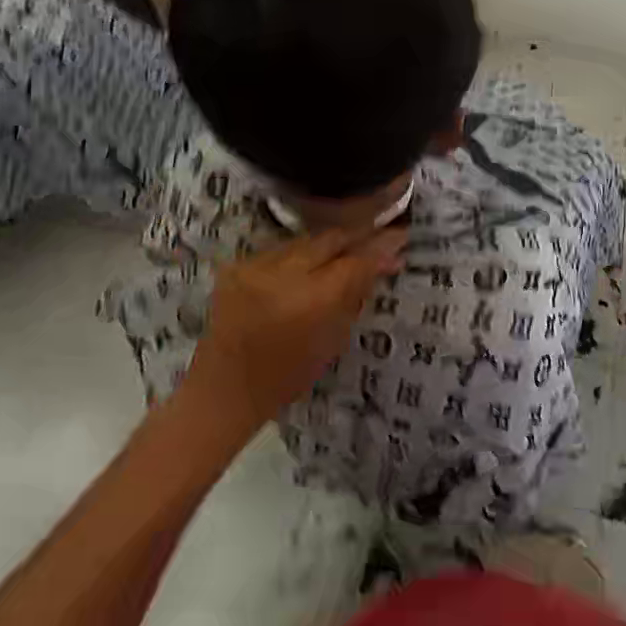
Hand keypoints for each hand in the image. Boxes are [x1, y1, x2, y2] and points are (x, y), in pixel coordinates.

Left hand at [183, 226, 405, 433]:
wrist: (222, 391)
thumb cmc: (289, 375)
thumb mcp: (336, 337)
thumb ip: (358, 292)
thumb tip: (387, 261)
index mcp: (311, 298)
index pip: (357, 259)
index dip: (382, 244)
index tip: (402, 235)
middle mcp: (282, 274)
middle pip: (331, 238)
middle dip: (358, 234)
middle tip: (380, 234)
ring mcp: (255, 267)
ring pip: (307, 239)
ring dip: (330, 242)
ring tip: (348, 248)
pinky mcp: (237, 267)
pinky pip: (282, 249)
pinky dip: (302, 253)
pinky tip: (313, 262)